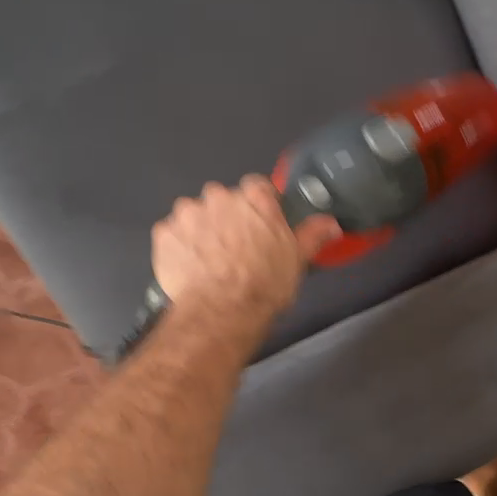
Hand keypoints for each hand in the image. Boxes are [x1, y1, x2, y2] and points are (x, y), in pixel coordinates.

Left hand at [150, 176, 340, 324]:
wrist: (223, 310)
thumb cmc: (266, 283)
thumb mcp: (298, 260)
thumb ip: (312, 235)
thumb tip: (332, 223)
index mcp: (254, 199)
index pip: (258, 186)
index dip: (261, 204)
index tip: (264, 224)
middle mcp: (218, 197)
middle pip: (223, 200)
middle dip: (230, 218)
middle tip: (239, 248)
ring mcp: (187, 214)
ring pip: (196, 215)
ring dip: (203, 230)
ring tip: (213, 260)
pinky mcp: (164, 234)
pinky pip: (174, 234)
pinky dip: (182, 246)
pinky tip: (193, 267)